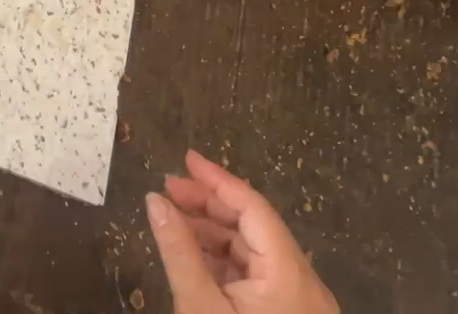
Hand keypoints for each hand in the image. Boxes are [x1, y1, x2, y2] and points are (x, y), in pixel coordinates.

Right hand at [145, 150, 339, 313]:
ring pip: (254, 250)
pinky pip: (256, 275)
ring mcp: (300, 305)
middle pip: (255, 226)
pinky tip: (193, 256)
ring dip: (213, 231)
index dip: (218, 179)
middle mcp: (303, 284)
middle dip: (209, 204)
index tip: (183, 158)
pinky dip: (223, 258)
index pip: (253, 207)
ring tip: (173, 222)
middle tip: (166, 191)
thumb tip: (154, 198)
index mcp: (290, 274)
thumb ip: (178, 248)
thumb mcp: (200, 305)